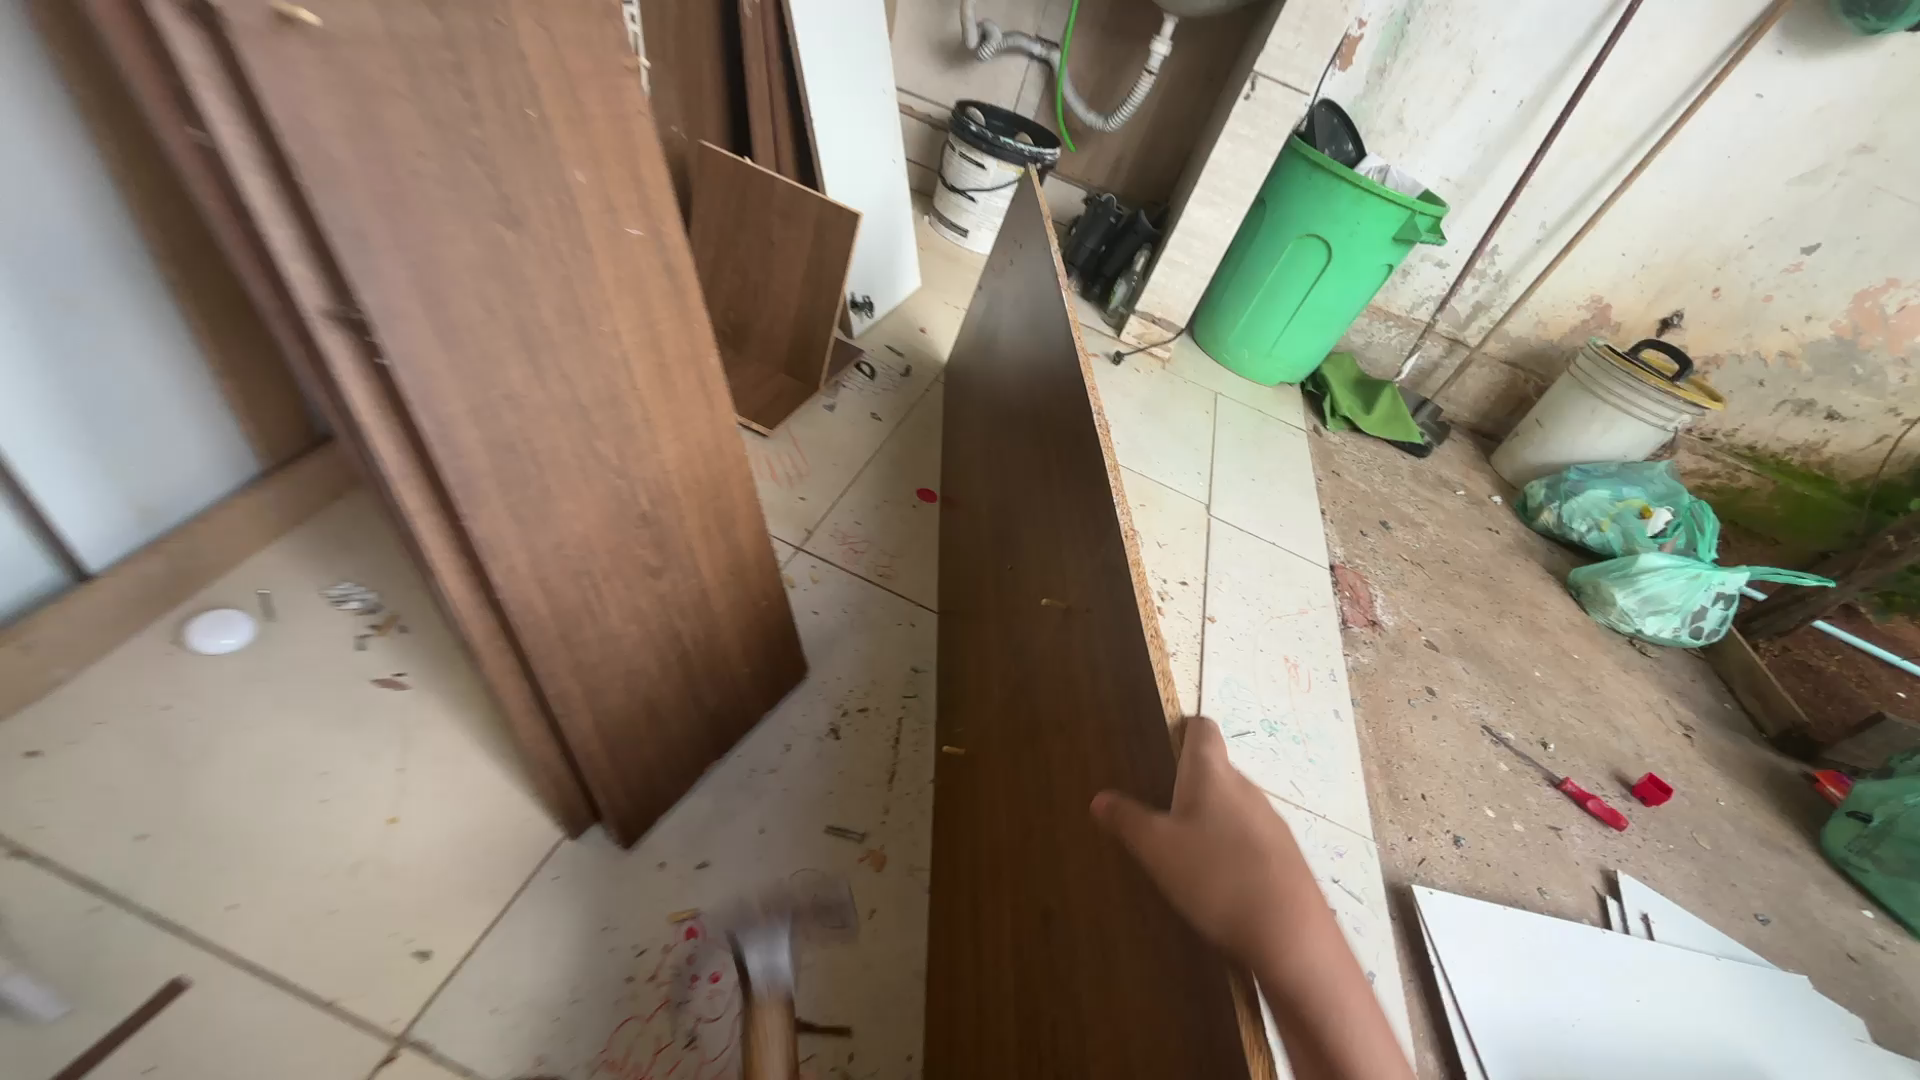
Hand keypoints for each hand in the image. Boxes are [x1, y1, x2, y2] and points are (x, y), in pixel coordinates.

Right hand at [1089, 716, 1316, 967]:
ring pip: (1233, 807)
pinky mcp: (1286, 858)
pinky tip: (1217, 882)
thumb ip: (1126, 820)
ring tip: (1182, 850)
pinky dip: (1231, 849)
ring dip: (1210, 819)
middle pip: (1216, 770)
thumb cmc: (1215, 876)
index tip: (1162, 748)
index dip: (1183, 731)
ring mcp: (1271, 822)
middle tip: (1157, 809)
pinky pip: (1250, 839)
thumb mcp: (1155, 849)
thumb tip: (1100, 798)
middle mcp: (1246, 787)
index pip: (1202, 730)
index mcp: (1213, 774)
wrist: (1292, 938)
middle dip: (1188, 784)